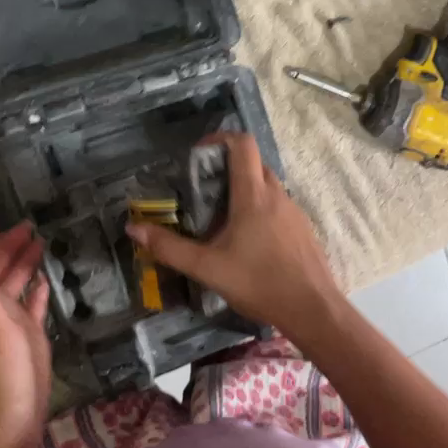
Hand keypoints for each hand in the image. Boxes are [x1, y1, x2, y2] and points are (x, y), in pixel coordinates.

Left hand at [0, 216, 50, 447]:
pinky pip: (31, 311)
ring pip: (14, 287)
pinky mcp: (28, 343)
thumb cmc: (0, 379)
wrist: (8, 429)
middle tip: (31, 222)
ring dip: (24, 264)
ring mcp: (9, 328)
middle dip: (7, 245)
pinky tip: (47, 283)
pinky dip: (37, 294)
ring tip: (44, 242)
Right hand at [126, 133, 343, 338]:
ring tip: (221, 217)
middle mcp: (277, 195)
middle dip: (228, 168)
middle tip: (203, 190)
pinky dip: (260, 210)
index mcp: (253, 195)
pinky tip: (248, 240)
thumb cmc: (259, 283)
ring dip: (244, 190)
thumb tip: (134, 228)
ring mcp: (294, 211)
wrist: (313, 309)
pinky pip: (278, 206)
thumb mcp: (208, 268)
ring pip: (267, 186)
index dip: (220, 139)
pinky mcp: (303, 229)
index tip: (198, 154)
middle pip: (254, 163)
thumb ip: (170, 248)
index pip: (242, 144)